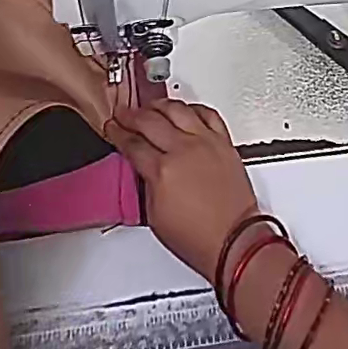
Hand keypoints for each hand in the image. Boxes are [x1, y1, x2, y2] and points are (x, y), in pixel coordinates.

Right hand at [104, 99, 259, 279]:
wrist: (235, 242)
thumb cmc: (200, 237)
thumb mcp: (155, 216)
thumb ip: (145, 183)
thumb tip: (141, 167)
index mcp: (163, 171)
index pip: (132, 142)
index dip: (117, 132)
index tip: (112, 128)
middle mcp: (184, 150)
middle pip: (149, 120)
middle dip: (131, 115)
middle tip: (124, 113)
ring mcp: (206, 143)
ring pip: (177, 109)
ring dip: (159, 105)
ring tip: (150, 107)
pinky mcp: (224, 143)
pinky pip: (207, 114)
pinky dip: (193, 108)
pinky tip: (186, 110)